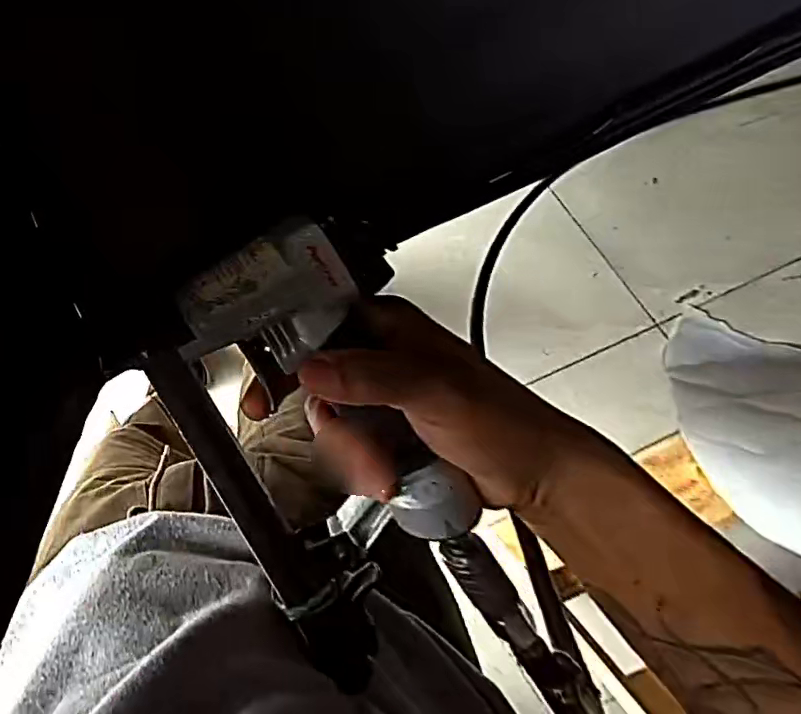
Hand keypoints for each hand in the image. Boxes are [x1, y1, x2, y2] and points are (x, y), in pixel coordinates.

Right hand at [290, 296, 619, 517]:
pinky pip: (345, 444)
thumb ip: (370, 375)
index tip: (266, 388)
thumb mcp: (432, 389)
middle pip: (312, 379)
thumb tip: (313, 368)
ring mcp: (376, 393)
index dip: (284, 351)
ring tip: (383, 469)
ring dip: (349, 451)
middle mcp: (375, 353)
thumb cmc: (501, 420)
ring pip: (327, 417)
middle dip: (330, 420)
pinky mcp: (380, 427)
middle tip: (345, 439)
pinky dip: (358, 465)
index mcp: (384, 325)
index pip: (314, 324)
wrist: (534, 477)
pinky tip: (386, 475)